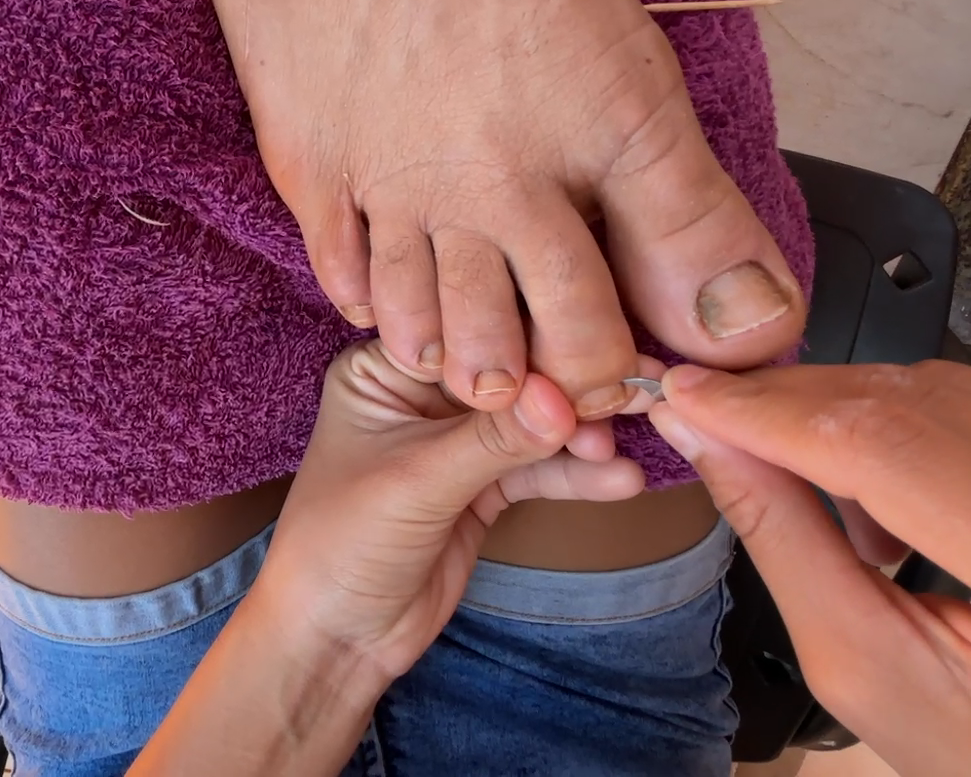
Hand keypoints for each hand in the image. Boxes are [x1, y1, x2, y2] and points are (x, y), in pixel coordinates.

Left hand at [133, 341, 647, 774]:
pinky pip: (534, 470)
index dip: (526, 341)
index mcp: (382, 368)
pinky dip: (573, 475)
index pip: (462, 335)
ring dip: (577, 433)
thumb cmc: (344, 541)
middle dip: (564, 385)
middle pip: (504, 376)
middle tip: (630, 390)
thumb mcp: (416, 480)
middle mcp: (419, 394)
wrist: (337, 635)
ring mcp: (453, 441)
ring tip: (633, 438)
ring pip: (527, 423)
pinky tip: (620, 479)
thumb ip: (492, 441)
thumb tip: (564, 397)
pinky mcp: (480, 485)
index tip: (591, 345)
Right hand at [161, 0, 805, 415]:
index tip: (649, 385)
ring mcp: (381, 172)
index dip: (644, 367)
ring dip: (459, 353)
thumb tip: (747, 319)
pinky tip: (375, 309)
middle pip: (522, 329)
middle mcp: (479, 184)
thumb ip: (681, 192)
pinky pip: (338, 258)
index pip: (626, 313)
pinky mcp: (303, 151)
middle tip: (561, 407)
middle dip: (554, 380)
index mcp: (581, 147)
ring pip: (427, 308)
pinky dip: (366, 297)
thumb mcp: (629, 36)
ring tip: (475, 379)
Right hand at [649, 361, 970, 775]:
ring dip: (837, 403)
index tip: (678, 392)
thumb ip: (782, 541)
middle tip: (706, 409)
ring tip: (789, 462)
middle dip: (789, 397)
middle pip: (924, 403)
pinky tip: (880, 476)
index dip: (771, 412)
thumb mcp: (882, 679)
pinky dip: (903, 414)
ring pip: (956, 386)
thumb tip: (697, 430)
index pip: (899, 456)